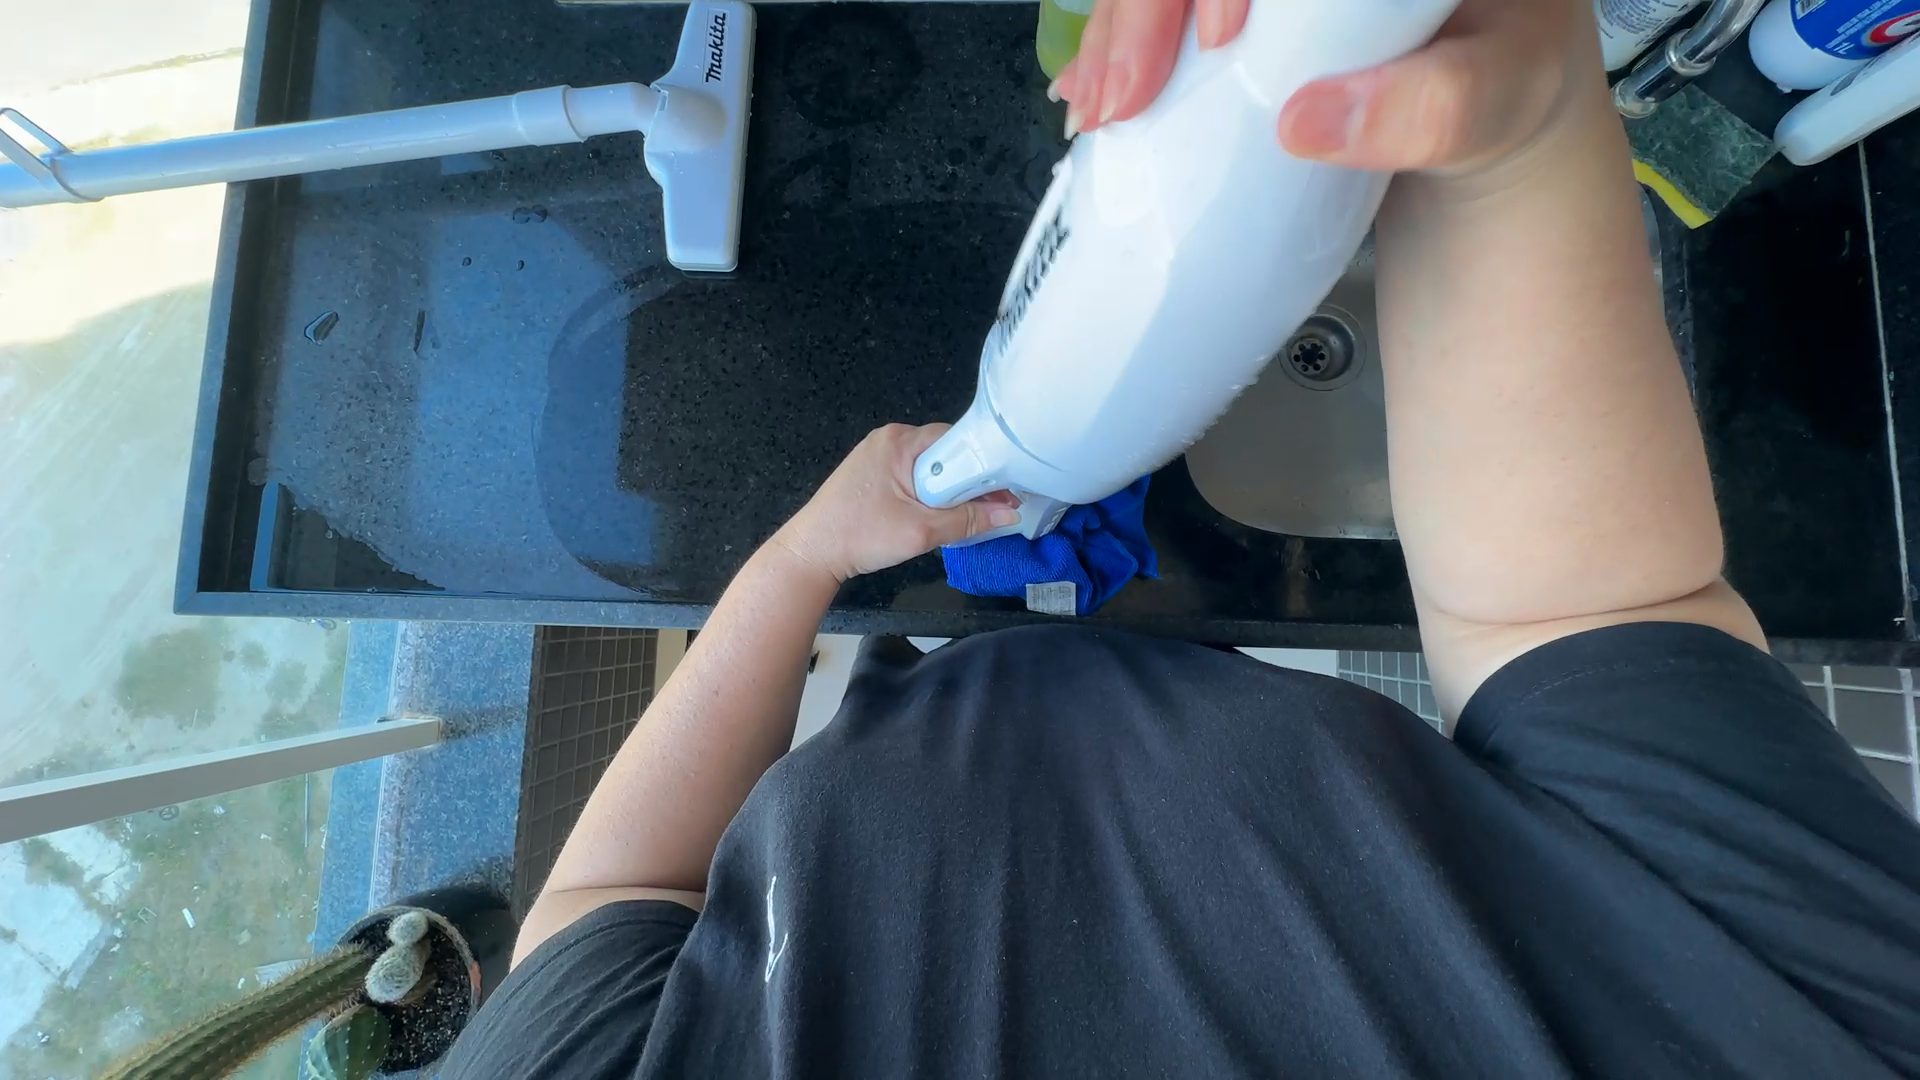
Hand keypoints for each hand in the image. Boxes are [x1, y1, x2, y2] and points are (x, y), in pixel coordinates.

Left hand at [772, 424, 1020, 582]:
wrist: (812, 554)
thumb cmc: (861, 536)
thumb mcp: (922, 531)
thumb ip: (969, 520)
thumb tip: (1011, 515)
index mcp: (899, 441)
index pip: (957, 439)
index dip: (985, 464)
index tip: (1006, 490)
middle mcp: (890, 440)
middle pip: (945, 454)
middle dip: (969, 481)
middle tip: (993, 508)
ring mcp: (878, 456)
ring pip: (931, 469)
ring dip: (949, 491)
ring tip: (967, 515)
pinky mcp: (873, 475)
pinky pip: (913, 478)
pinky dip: (929, 495)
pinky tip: (936, 516)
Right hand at [1053, 0, 1593, 178]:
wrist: (1479, 158)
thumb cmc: (1506, 118)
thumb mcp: (1501, 109)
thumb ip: (1433, 107)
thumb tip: (1300, 120)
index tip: (1218, 36)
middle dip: (1141, 8)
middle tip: (1115, 99)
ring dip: (1112, 37)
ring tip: (1089, 109)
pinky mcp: (1246, 29)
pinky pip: (1164, 23)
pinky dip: (1115, 59)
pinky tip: (1089, 95)